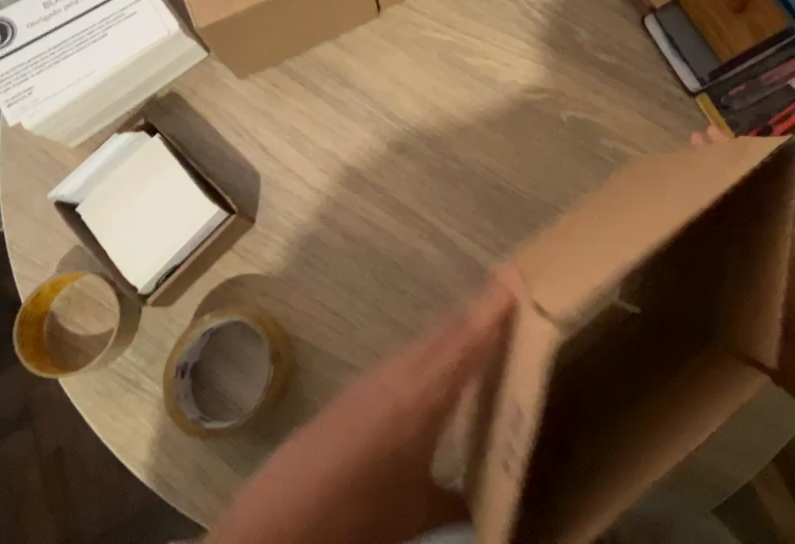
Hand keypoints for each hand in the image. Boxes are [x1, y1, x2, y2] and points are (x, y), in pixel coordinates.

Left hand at [209, 272, 516, 543]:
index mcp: (421, 400)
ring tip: (488, 319)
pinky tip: (440, 363)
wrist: (274, 528)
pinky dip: (433, 348)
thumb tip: (492, 506)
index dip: (494, 308)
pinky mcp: (354, 392)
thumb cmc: (353, 517)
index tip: (520, 275)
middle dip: (481, 310)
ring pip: (425, 343)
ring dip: (456, 329)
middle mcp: (398, 377)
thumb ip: (457, 501)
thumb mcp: (415, 513)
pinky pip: (407, 358)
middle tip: (516, 290)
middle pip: (447, 332)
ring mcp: (371, 380)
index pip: (467, 342)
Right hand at [689, 127, 794, 409]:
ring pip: (765, 215)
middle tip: (698, 144)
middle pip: (757, 197)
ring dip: (739, 195)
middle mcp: (793, 249)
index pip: (751, 197)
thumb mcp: (768, 347)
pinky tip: (733, 235)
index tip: (704, 138)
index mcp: (782, 254)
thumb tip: (685, 305)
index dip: (728, 166)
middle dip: (729, 170)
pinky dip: (752, 222)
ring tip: (705, 180)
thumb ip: (728, 322)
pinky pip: (772, 237)